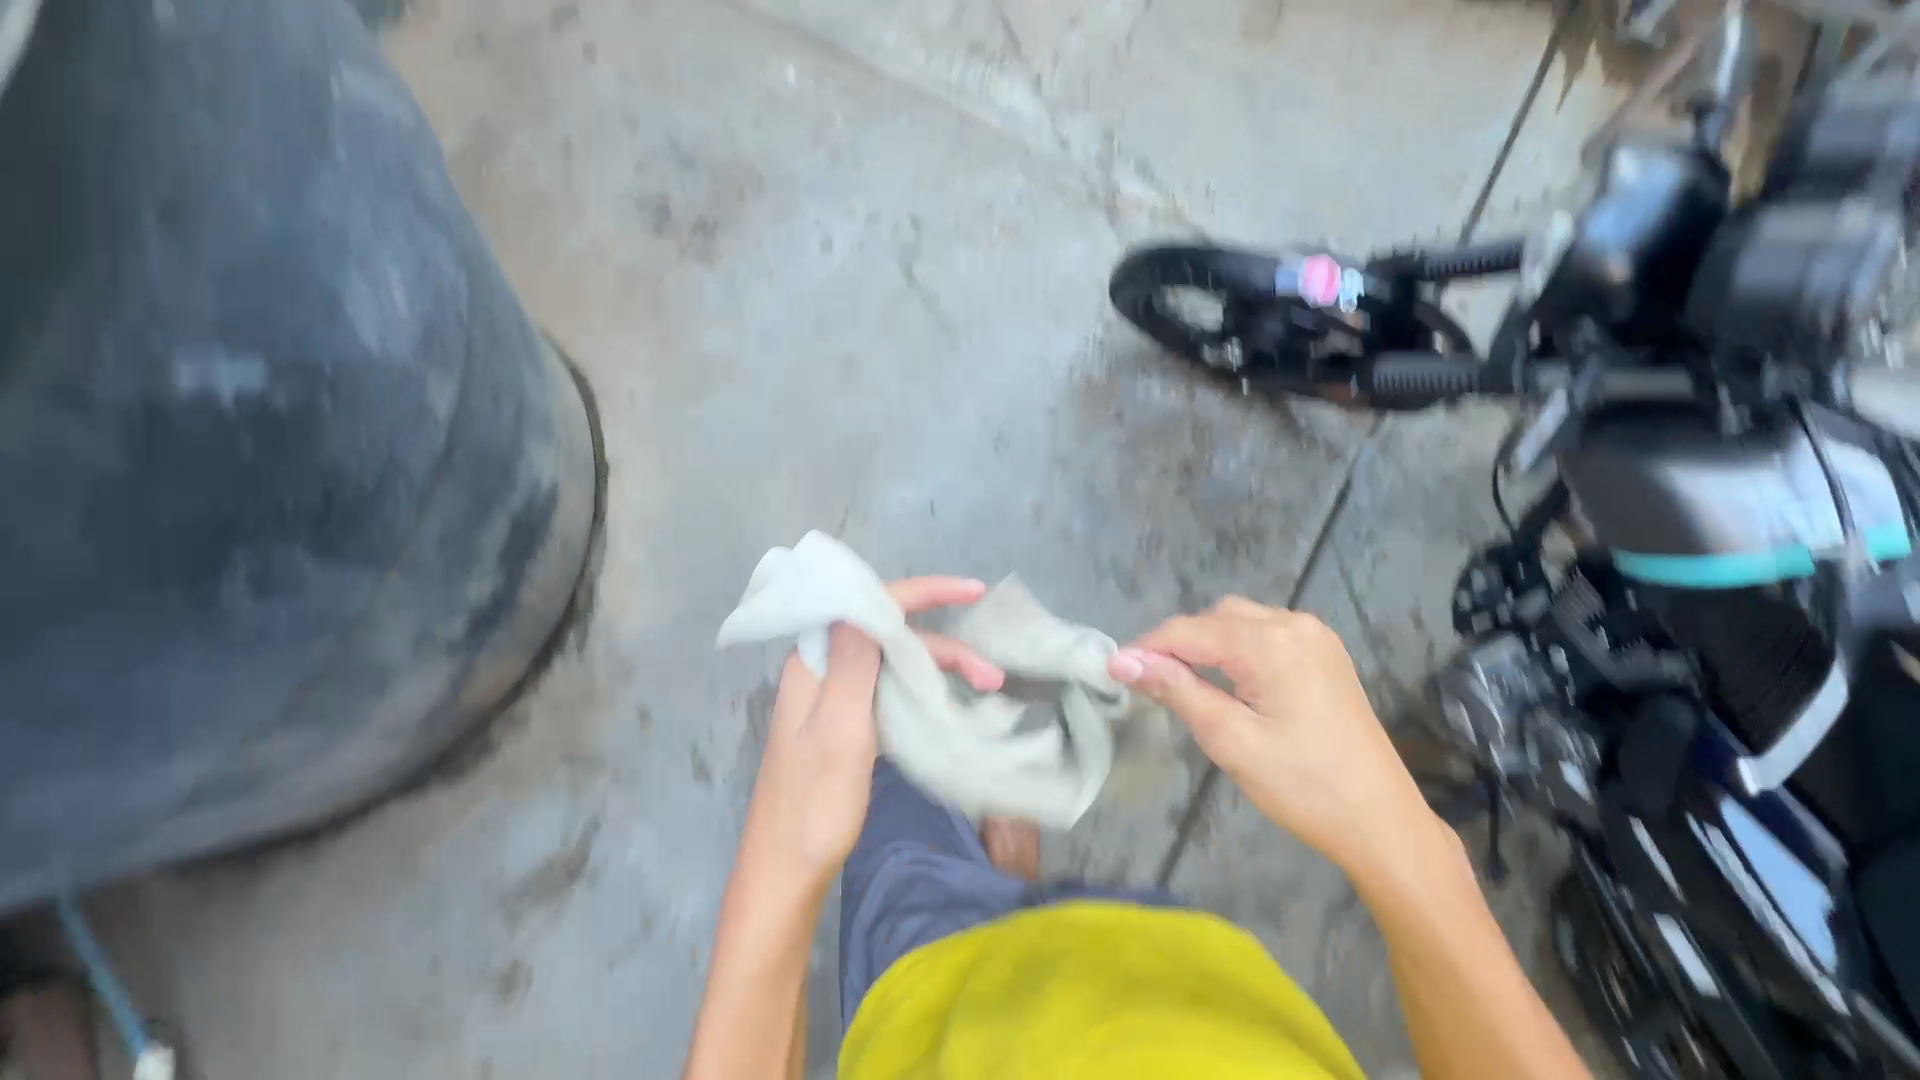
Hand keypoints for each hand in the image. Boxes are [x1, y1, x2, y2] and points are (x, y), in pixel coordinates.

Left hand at [740, 577, 1003, 888]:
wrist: (786, 870)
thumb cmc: (814, 804)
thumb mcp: (839, 730)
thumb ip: (852, 663)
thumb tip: (866, 600)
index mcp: (813, 662)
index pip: (870, 605)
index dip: (924, 592)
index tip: (975, 591)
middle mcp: (821, 670)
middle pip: (888, 634)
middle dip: (943, 643)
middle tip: (992, 673)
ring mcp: (832, 698)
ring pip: (892, 663)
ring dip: (938, 668)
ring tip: (987, 687)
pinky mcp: (844, 724)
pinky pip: (888, 689)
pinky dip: (922, 690)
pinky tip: (950, 704)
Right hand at [1107, 597, 1442, 877]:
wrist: (1380, 820)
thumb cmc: (1301, 785)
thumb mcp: (1229, 739)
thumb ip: (1175, 690)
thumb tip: (1122, 661)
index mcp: (1270, 643)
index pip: (1189, 630)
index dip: (1147, 647)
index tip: (1113, 672)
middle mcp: (1295, 624)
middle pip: (1216, 617)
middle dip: (1179, 643)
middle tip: (1152, 685)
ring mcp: (1317, 638)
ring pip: (1242, 622)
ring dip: (1209, 644)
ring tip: (1186, 684)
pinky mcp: (1327, 656)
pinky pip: (1268, 635)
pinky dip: (1239, 650)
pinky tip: (1230, 682)